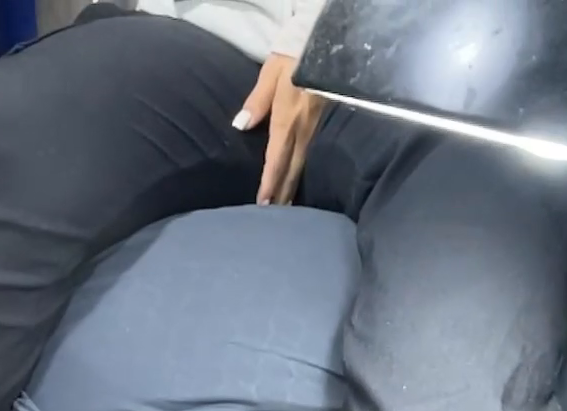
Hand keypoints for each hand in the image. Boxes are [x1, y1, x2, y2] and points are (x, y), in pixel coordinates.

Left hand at [234, 52, 327, 204]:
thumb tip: (241, 125)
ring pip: (303, 164)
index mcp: (288, 118)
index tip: (263, 203)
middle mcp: (304, 128)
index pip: (276, 158)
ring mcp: (316, 127)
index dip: (270, 182)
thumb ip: (256, 102)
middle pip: (291, 168)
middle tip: (274, 215)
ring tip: (286, 207)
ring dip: (293, 187)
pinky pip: (312, 154)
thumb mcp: (271, 73)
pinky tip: (298, 182)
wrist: (326, 38)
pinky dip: (303, 171)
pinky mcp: (323, 123)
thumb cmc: (293, 54)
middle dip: (282, 193)